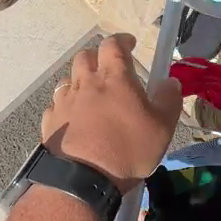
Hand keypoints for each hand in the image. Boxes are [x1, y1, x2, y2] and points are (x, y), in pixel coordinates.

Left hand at [39, 34, 181, 190]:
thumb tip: (170, 81)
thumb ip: (169, 100)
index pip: (113, 44)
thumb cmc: (127, 149)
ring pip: (69, 79)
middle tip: (108, 69)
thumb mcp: (162, 127)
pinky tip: (73, 119)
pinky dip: (66, 106)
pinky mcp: (50, 121)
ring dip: (80, 81)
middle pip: (85, 56)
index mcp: (114, 78)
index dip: (121, 40)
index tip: (129, 44)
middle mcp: (86, 83)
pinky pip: (56, 105)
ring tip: (91, 96)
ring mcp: (64, 102)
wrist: (82, 179)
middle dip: (97, 57)